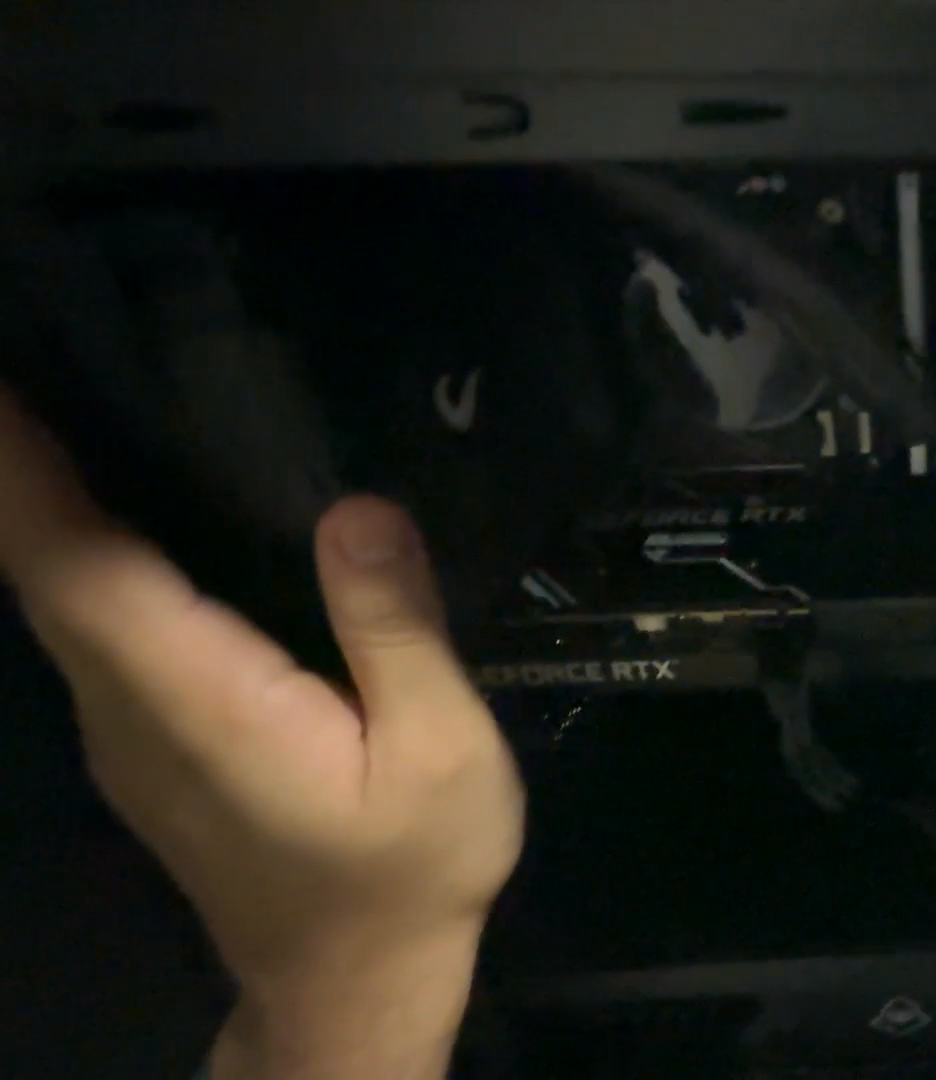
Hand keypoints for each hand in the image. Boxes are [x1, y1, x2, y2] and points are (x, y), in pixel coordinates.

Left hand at [0, 387, 524, 1079]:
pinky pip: (106, 634)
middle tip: (49, 374)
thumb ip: (396, 630)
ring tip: (93, 422)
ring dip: (53, 511)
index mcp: (204, 704)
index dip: (22, 470)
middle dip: (17, 470)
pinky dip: (99, 563)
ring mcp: (136, 739)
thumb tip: (358, 511)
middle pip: (47, 577)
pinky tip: (155, 531)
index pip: (79, 568)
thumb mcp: (440, 743)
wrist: (361, 975)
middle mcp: (135, 715)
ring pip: (65, 604)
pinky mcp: (161, 750)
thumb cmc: (414, 860)